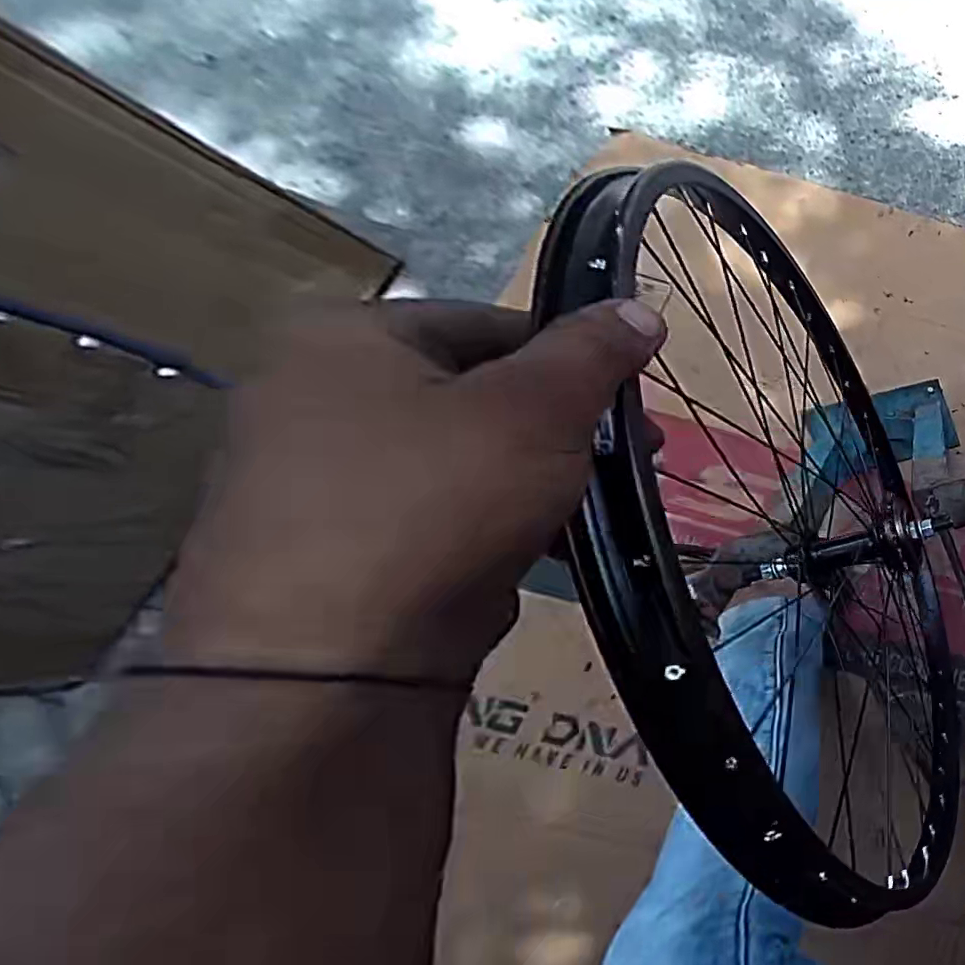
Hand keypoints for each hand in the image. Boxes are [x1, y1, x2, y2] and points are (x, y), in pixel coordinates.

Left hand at [163, 298, 666, 685]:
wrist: (339, 657)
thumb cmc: (442, 498)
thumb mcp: (537, 409)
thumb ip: (593, 352)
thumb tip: (642, 307)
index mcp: (350, 338)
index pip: (494, 322)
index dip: (576, 355)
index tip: (633, 398)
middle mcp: (322, 394)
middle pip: (486, 391)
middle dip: (572, 424)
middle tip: (635, 457)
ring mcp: (328, 475)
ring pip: (474, 454)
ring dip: (549, 473)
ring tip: (605, 504)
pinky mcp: (349, 542)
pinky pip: (450, 507)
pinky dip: (507, 515)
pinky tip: (556, 542)